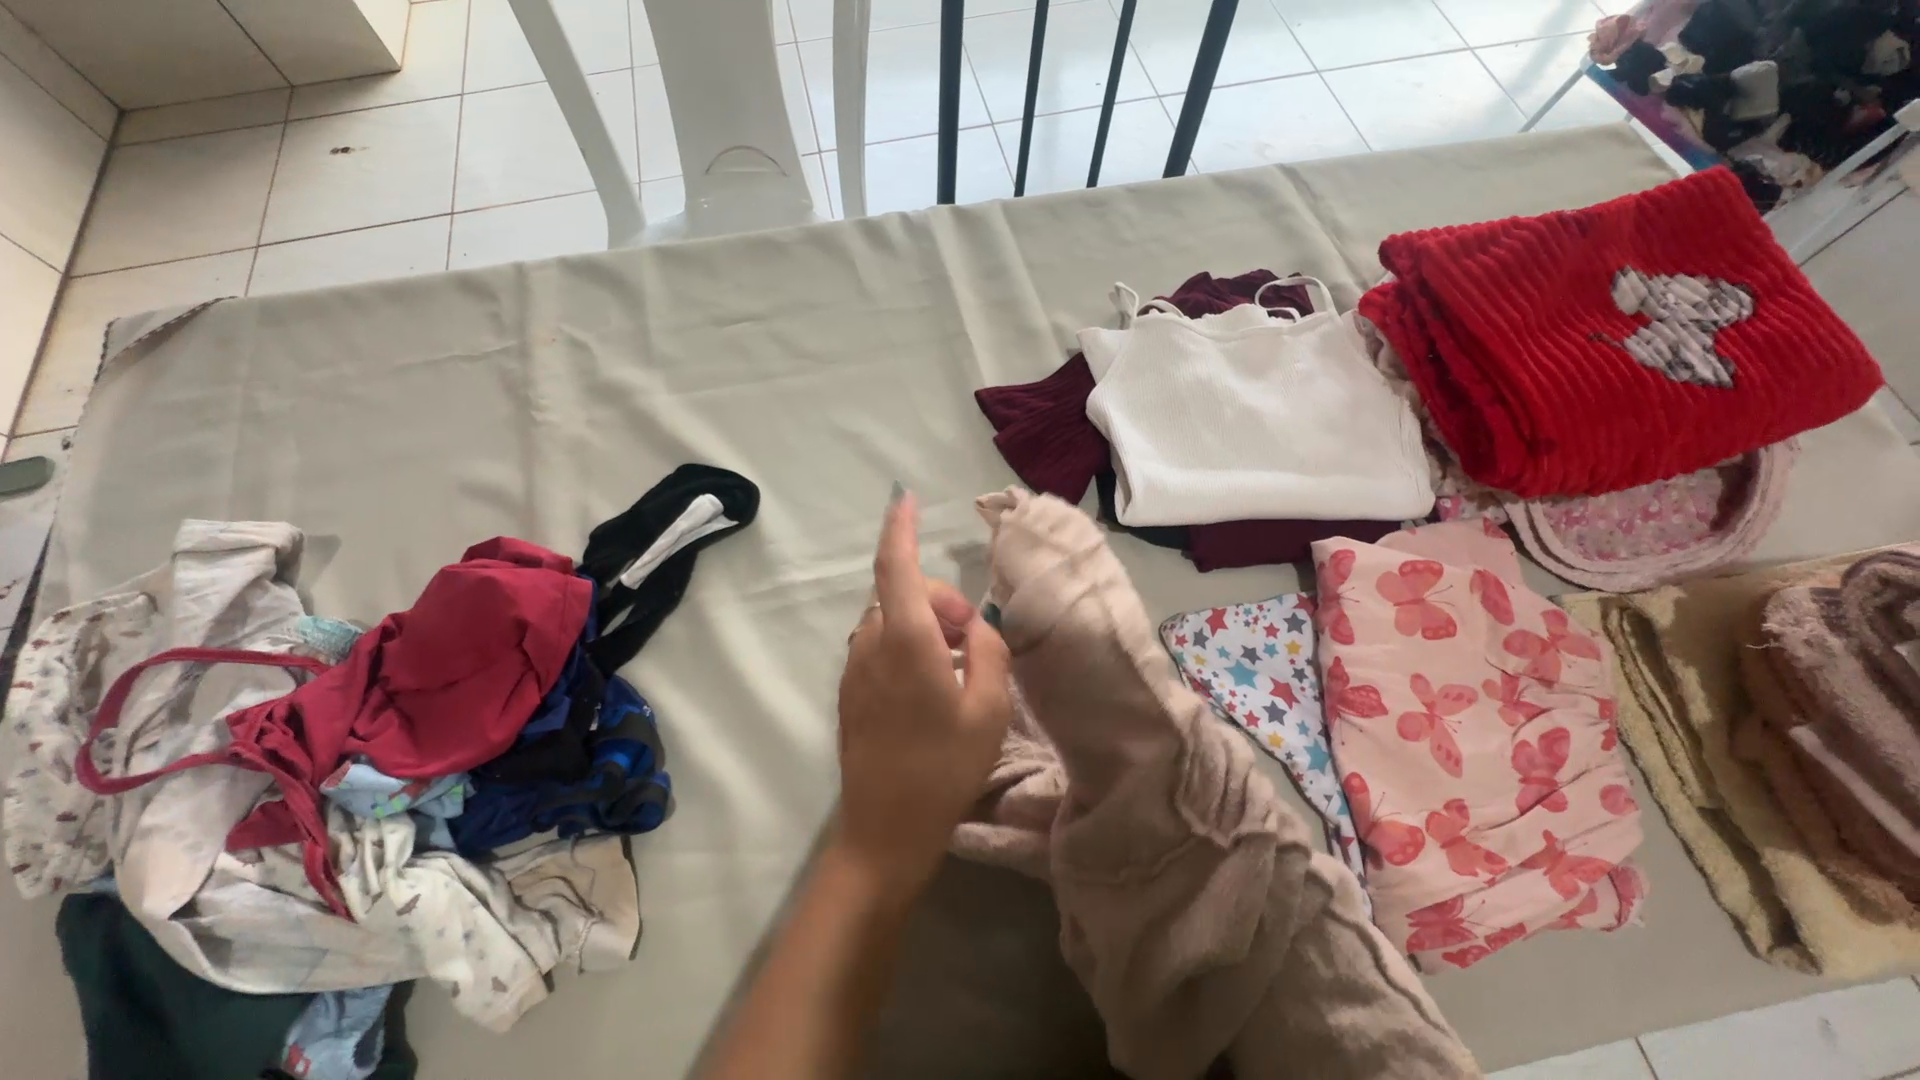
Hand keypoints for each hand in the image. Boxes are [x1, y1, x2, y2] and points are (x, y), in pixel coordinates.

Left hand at [834, 490, 1012, 904]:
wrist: (885, 830)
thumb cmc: (944, 768)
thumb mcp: (990, 709)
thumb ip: (989, 651)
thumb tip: (976, 627)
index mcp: (904, 640)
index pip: (895, 566)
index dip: (900, 527)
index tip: (905, 498)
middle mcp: (869, 645)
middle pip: (902, 595)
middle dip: (941, 603)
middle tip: (975, 644)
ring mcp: (853, 670)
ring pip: (890, 622)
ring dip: (924, 628)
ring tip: (957, 674)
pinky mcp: (848, 693)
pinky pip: (880, 648)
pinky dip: (907, 648)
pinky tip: (931, 692)